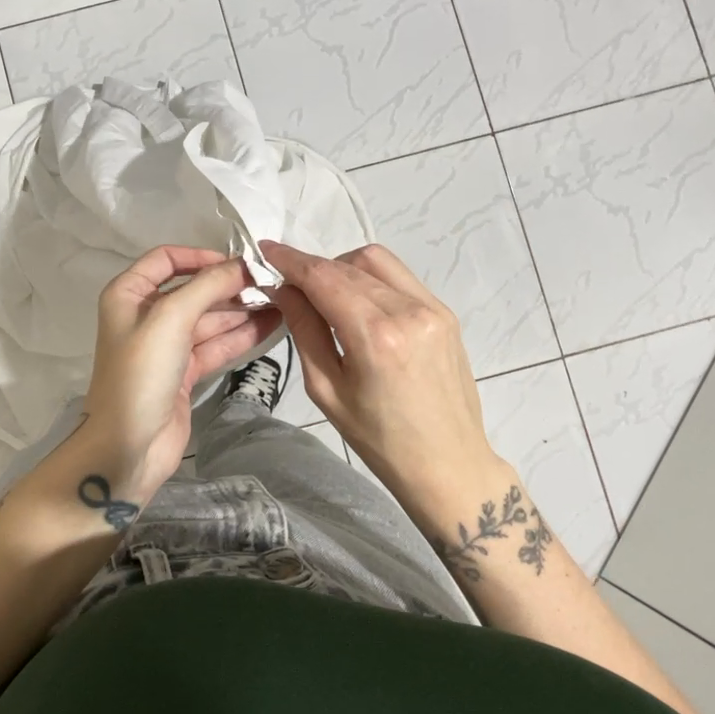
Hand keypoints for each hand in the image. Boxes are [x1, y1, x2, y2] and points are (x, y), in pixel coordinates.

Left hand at [82, 246, 282, 498]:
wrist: (128, 445)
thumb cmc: (141, 372)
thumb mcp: (171, 318)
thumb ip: (208, 286)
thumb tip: (244, 265)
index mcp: (128, 294)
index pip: (166, 259)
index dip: (201, 256)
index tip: (239, 262)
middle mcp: (145, 315)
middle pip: (193, 289)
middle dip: (230, 286)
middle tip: (273, 284)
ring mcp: (166, 346)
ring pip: (209, 319)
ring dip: (241, 310)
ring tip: (283, 302)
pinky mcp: (184, 373)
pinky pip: (215, 345)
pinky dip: (240, 336)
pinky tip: (272, 326)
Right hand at [260, 240, 507, 498]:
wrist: (448, 463)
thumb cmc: (379, 439)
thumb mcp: (326, 390)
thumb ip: (304, 331)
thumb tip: (284, 289)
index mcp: (376, 336)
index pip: (324, 278)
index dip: (291, 260)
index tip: (266, 250)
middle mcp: (408, 311)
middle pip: (346, 265)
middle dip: (312, 268)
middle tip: (289, 287)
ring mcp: (432, 308)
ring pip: (374, 261)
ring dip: (341, 267)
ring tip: (324, 296)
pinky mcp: (444, 312)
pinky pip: (397, 276)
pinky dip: (368, 278)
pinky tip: (357, 304)